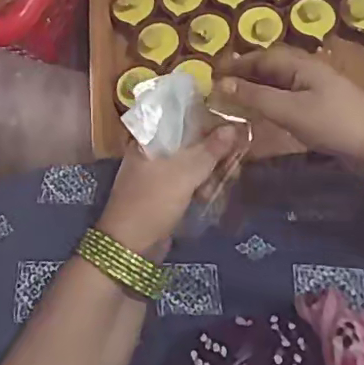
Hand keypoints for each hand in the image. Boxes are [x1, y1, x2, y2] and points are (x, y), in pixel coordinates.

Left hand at [95, 124, 242, 254]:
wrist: (130, 247)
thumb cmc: (152, 201)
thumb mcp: (184, 173)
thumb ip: (210, 150)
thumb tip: (234, 127)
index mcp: (149, 139)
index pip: (181, 117)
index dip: (207, 120)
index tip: (231, 124)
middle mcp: (152, 152)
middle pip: (190, 142)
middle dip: (214, 150)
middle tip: (233, 160)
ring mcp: (158, 174)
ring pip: (192, 163)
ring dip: (210, 171)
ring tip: (227, 179)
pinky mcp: (165, 193)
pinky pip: (189, 182)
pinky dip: (201, 185)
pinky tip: (213, 193)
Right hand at [218, 46, 363, 171]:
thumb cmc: (332, 123)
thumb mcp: (289, 110)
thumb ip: (255, 96)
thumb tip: (222, 84)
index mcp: (301, 65)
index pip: (261, 57)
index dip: (236, 64)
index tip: (212, 74)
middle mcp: (307, 72)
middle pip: (270, 68)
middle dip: (244, 74)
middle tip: (218, 88)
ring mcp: (316, 90)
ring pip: (279, 84)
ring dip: (256, 89)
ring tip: (233, 100)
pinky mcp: (321, 109)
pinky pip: (288, 99)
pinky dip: (269, 102)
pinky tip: (261, 113)